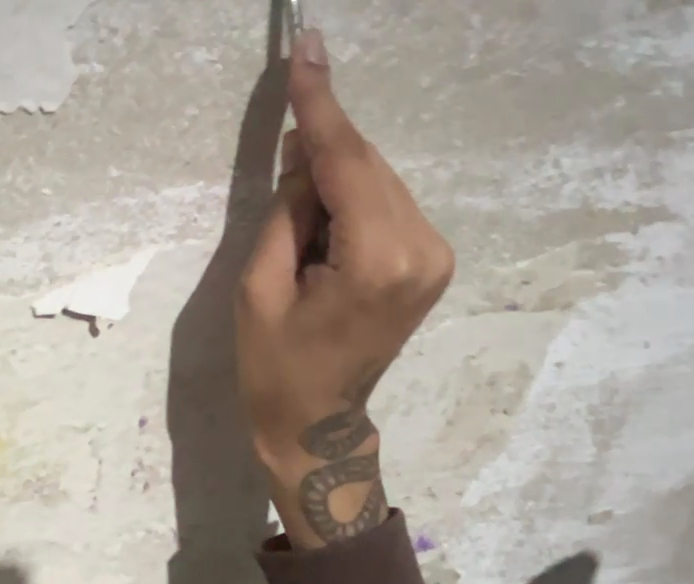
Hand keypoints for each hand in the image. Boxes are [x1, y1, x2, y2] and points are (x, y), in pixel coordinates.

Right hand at [236, 29, 454, 548]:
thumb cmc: (275, 368)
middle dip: (320, 159)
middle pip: (368, 167)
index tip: (306, 48)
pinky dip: (351, 203)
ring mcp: (435, 256)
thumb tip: (305, 155)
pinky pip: (386, 205)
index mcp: (377, 262)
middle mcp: (422, 249)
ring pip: (378, 182)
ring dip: (334, 185)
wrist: (317, 424)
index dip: (320, 107)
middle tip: (281, 180)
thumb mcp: (258, 290)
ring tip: (299, 236)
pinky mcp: (433, 262)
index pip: (348, 163)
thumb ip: (286, 212)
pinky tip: (324, 235)